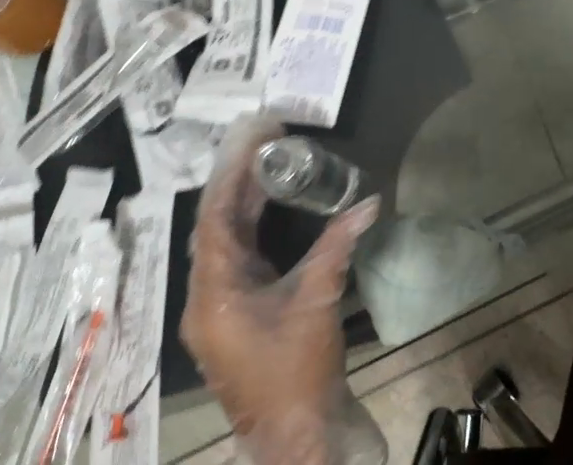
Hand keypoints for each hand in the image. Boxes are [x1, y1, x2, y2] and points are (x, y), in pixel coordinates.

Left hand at [180, 117, 383, 464]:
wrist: (294, 433)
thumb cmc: (297, 369)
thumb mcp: (317, 302)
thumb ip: (337, 247)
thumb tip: (367, 203)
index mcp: (213, 293)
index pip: (215, 218)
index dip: (233, 174)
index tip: (254, 139)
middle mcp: (205, 298)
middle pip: (216, 227)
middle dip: (239, 182)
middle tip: (267, 142)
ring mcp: (216, 310)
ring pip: (225, 243)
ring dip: (244, 205)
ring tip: (270, 163)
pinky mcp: (234, 317)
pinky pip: (236, 261)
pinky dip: (252, 230)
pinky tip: (270, 209)